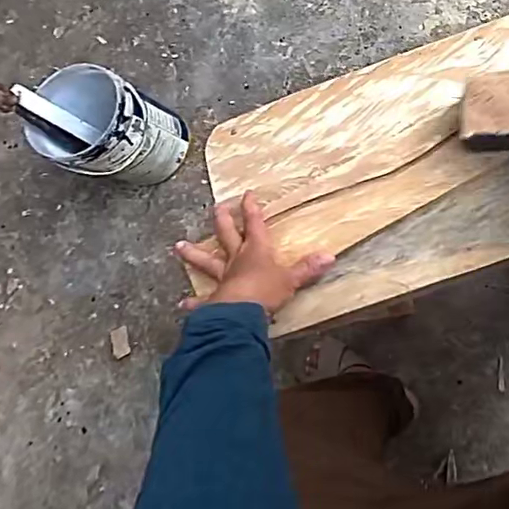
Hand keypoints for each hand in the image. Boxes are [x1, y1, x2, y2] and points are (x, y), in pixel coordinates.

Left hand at [174, 192, 334, 314]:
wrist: (240, 313)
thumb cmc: (266, 292)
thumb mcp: (291, 280)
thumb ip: (307, 268)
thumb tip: (329, 256)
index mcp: (256, 251)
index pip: (254, 224)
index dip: (251, 208)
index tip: (247, 194)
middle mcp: (237, 260)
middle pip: (227, 235)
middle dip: (223, 220)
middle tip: (216, 208)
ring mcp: (223, 278)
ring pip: (207, 262)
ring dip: (193, 254)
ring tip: (179, 246)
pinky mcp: (214, 299)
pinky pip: (203, 300)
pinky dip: (194, 303)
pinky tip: (183, 304)